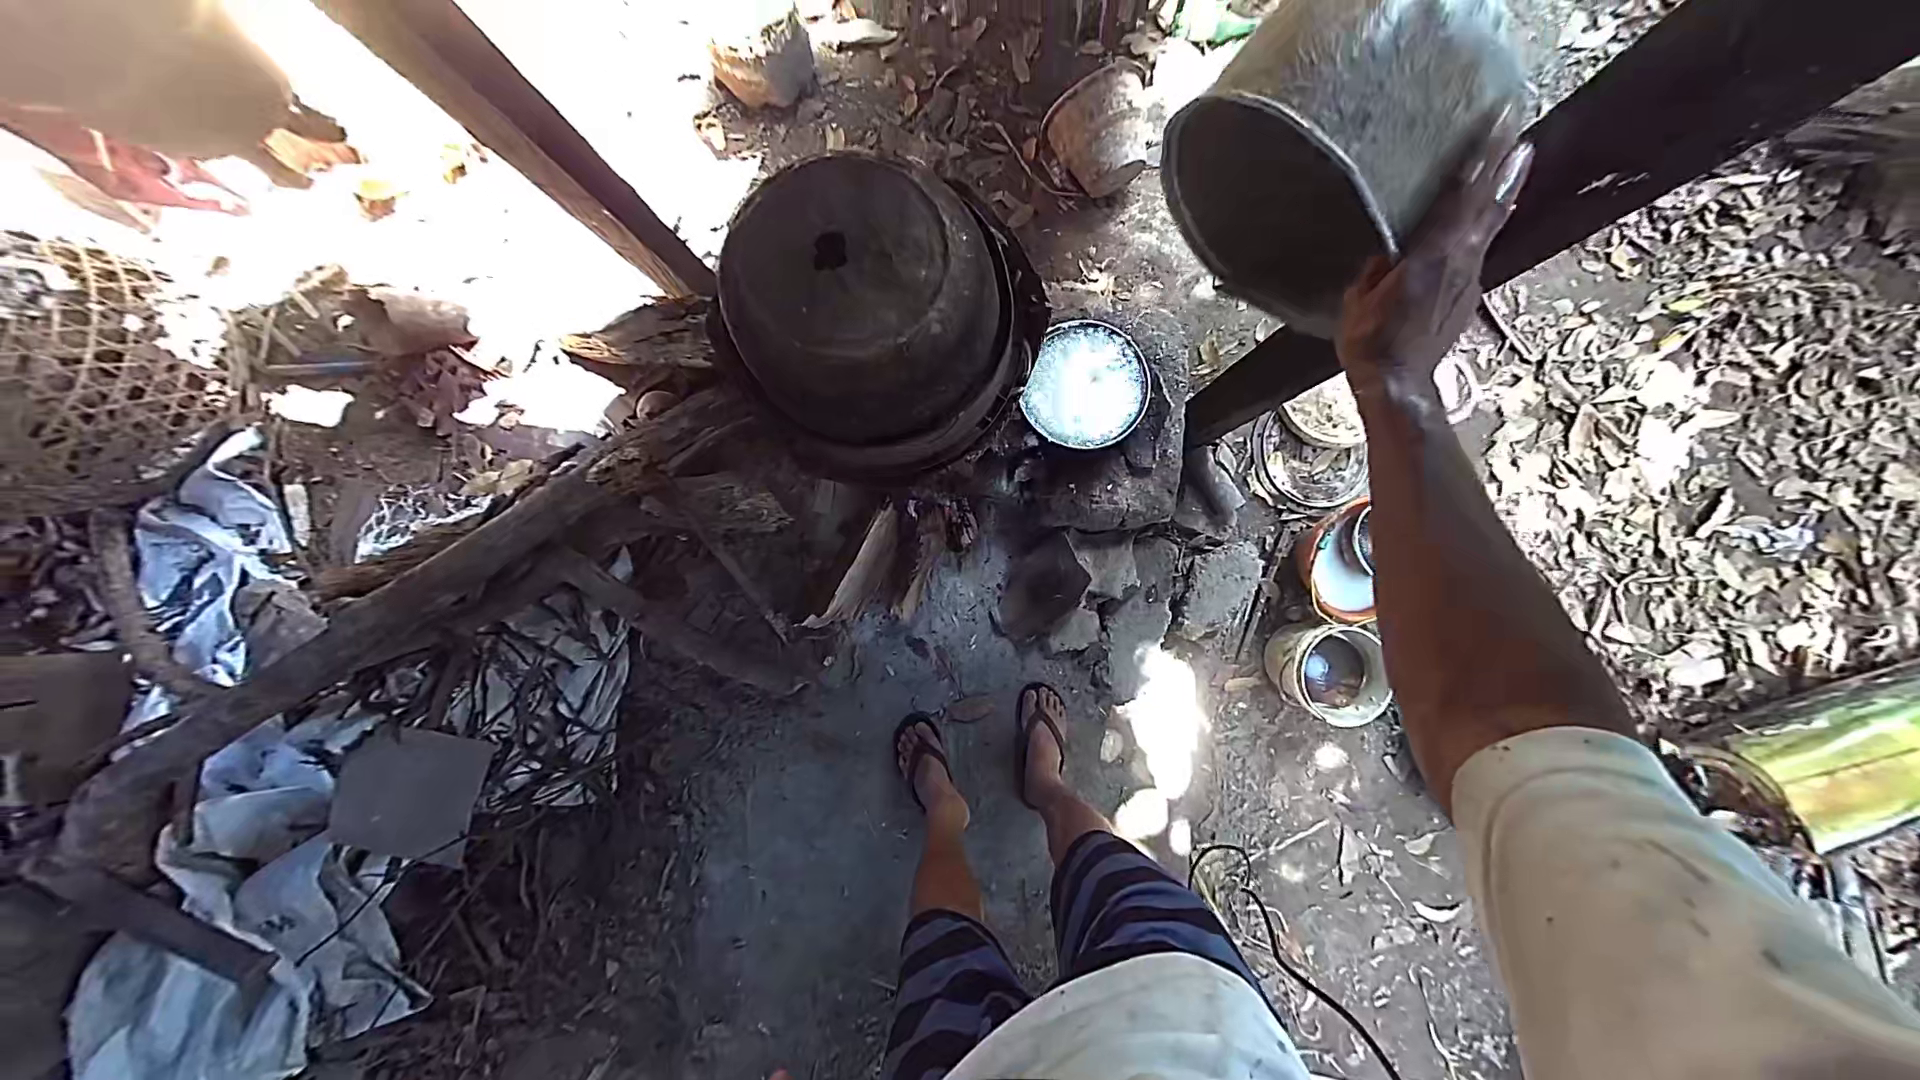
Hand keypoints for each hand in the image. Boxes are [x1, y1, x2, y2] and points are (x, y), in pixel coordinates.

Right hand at [1337, 112, 1532, 404]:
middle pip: (1487, 203)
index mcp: (1430, 257)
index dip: (1479, 157)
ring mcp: (1469, 279)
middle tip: (1520, 131)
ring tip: (1516, 163)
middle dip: (1503, 165)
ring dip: (1502, 192)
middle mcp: (1459, 262)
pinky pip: (1481, 250)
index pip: (1459, 195)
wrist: (1398, 383)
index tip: (1498, 123)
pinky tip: (1488, 219)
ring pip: (1490, 225)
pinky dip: (1488, 225)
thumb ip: (1374, 272)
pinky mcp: (1467, 296)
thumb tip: (1385, 255)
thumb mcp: (1358, 303)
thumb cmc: (1372, 345)